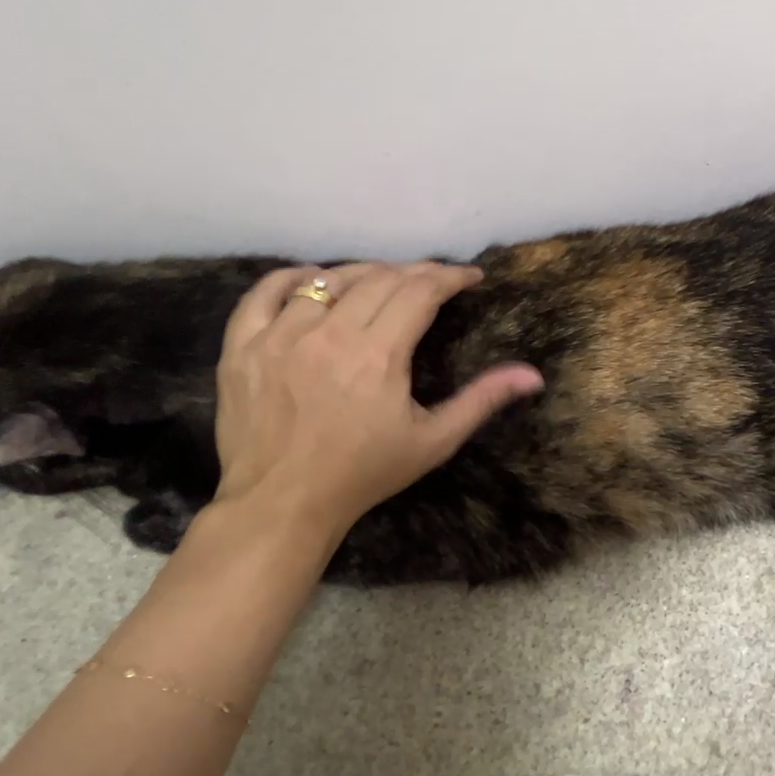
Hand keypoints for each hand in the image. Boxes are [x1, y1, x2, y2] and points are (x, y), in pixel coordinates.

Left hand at [212, 262, 544, 533]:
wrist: (282, 502)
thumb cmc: (366, 472)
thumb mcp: (436, 440)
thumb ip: (483, 400)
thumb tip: (532, 376)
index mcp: (378, 355)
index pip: (420, 291)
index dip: (450, 277)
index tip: (470, 278)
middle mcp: (328, 335)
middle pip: (379, 279)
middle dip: (416, 273)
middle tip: (437, 282)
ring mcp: (278, 338)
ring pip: (328, 280)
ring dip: (365, 274)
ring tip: (386, 282)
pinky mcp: (242, 348)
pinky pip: (264, 294)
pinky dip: (293, 279)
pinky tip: (314, 279)